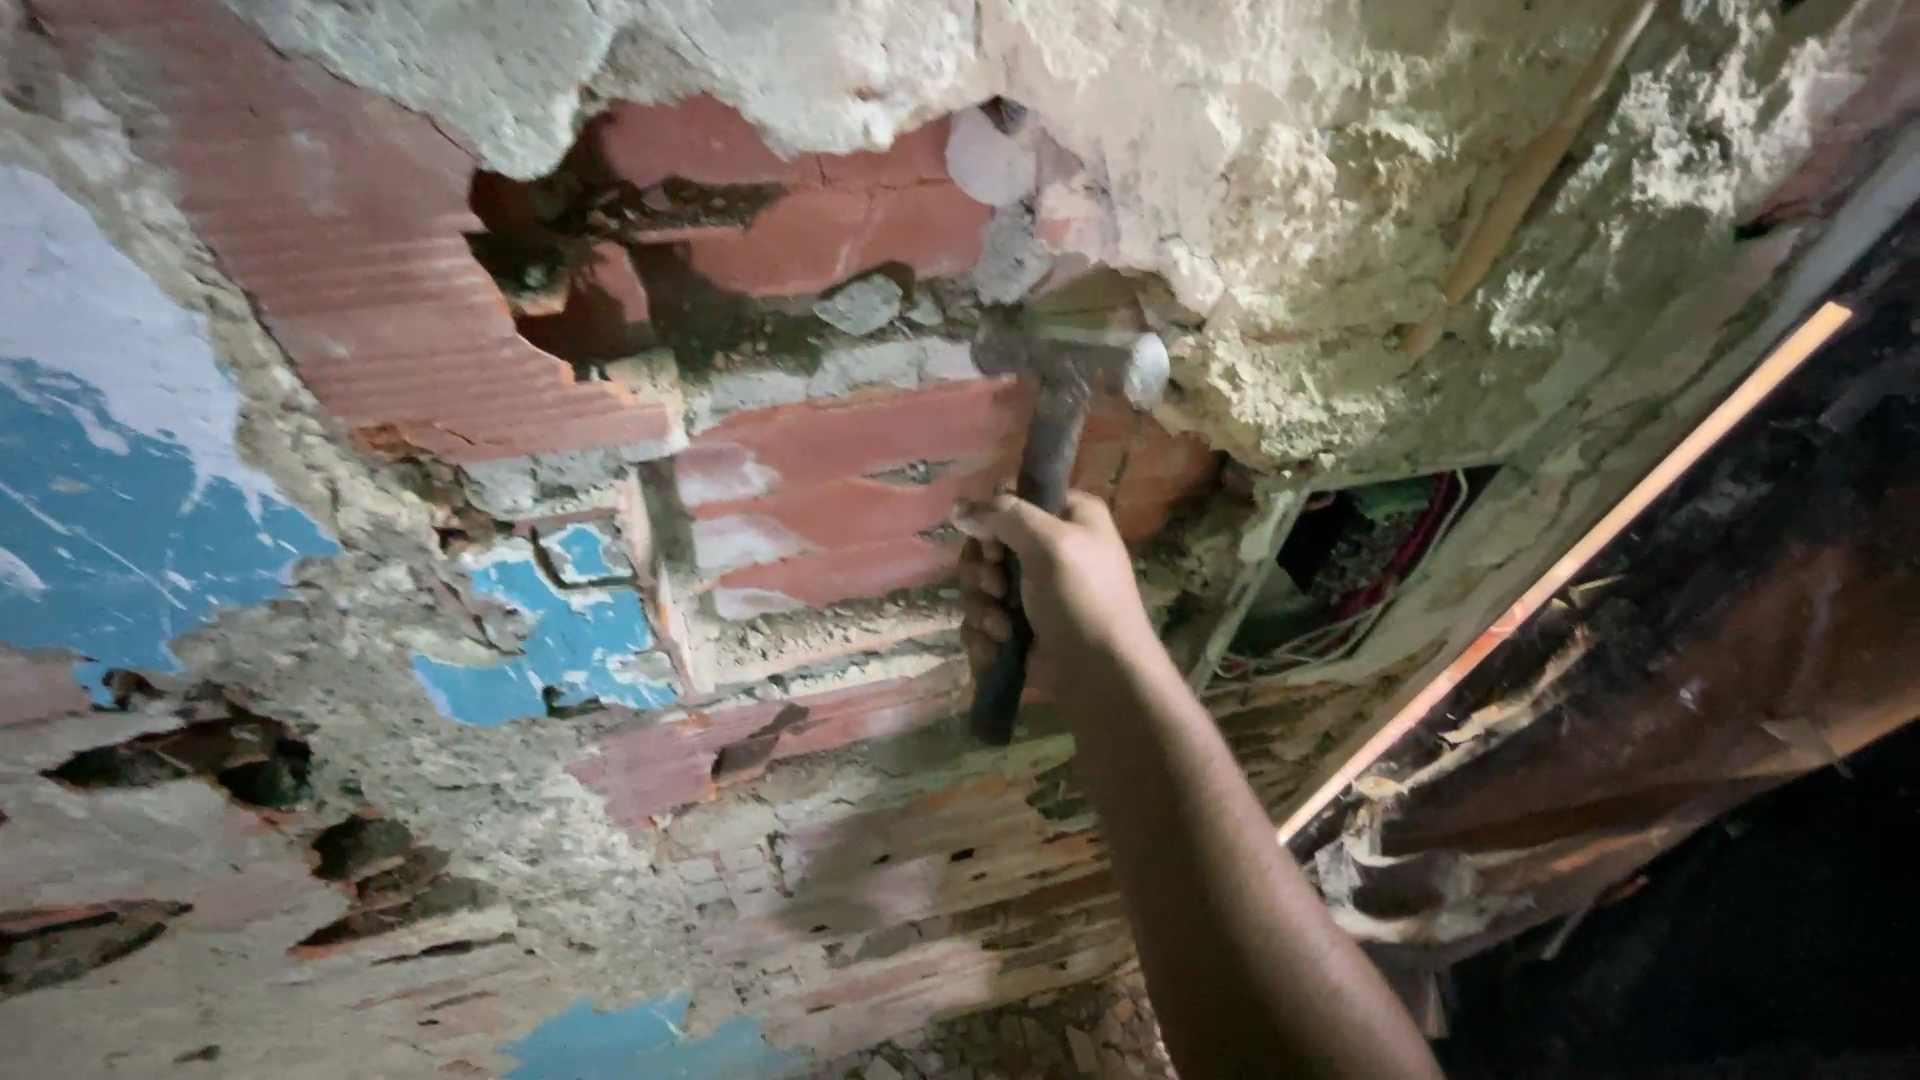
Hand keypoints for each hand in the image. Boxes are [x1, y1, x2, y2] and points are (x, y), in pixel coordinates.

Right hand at [952, 491, 1159, 687]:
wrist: (1100, 672)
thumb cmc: (1082, 598)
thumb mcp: (1050, 543)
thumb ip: (1004, 515)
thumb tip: (958, 507)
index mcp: (1067, 516)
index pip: (1011, 500)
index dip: (993, 519)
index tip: (994, 544)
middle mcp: (1048, 547)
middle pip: (985, 543)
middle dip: (982, 570)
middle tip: (998, 587)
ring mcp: (1031, 589)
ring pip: (978, 584)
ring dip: (982, 606)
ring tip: (1003, 627)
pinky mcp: (1017, 625)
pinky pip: (980, 618)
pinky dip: (984, 633)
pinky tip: (998, 646)